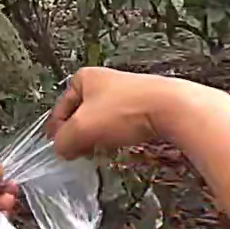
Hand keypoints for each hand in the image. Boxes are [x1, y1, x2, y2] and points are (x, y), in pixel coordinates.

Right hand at [44, 68, 194, 158]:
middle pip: (81, 114)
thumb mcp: (81, 128)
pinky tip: (120, 146)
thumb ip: (63, 141)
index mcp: (84, 77)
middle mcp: (105, 81)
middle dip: (78, 134)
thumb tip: (60, 149)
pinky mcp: (145, 105)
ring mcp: (126, 92)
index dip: (56, 129)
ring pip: (102, 120)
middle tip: (77, 150)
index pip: (61, 107)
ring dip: (98, 137)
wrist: (173, 109)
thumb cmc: (125, 110)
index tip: (57, 146)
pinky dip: (117, 136)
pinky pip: (123, 124)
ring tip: (99, 150)